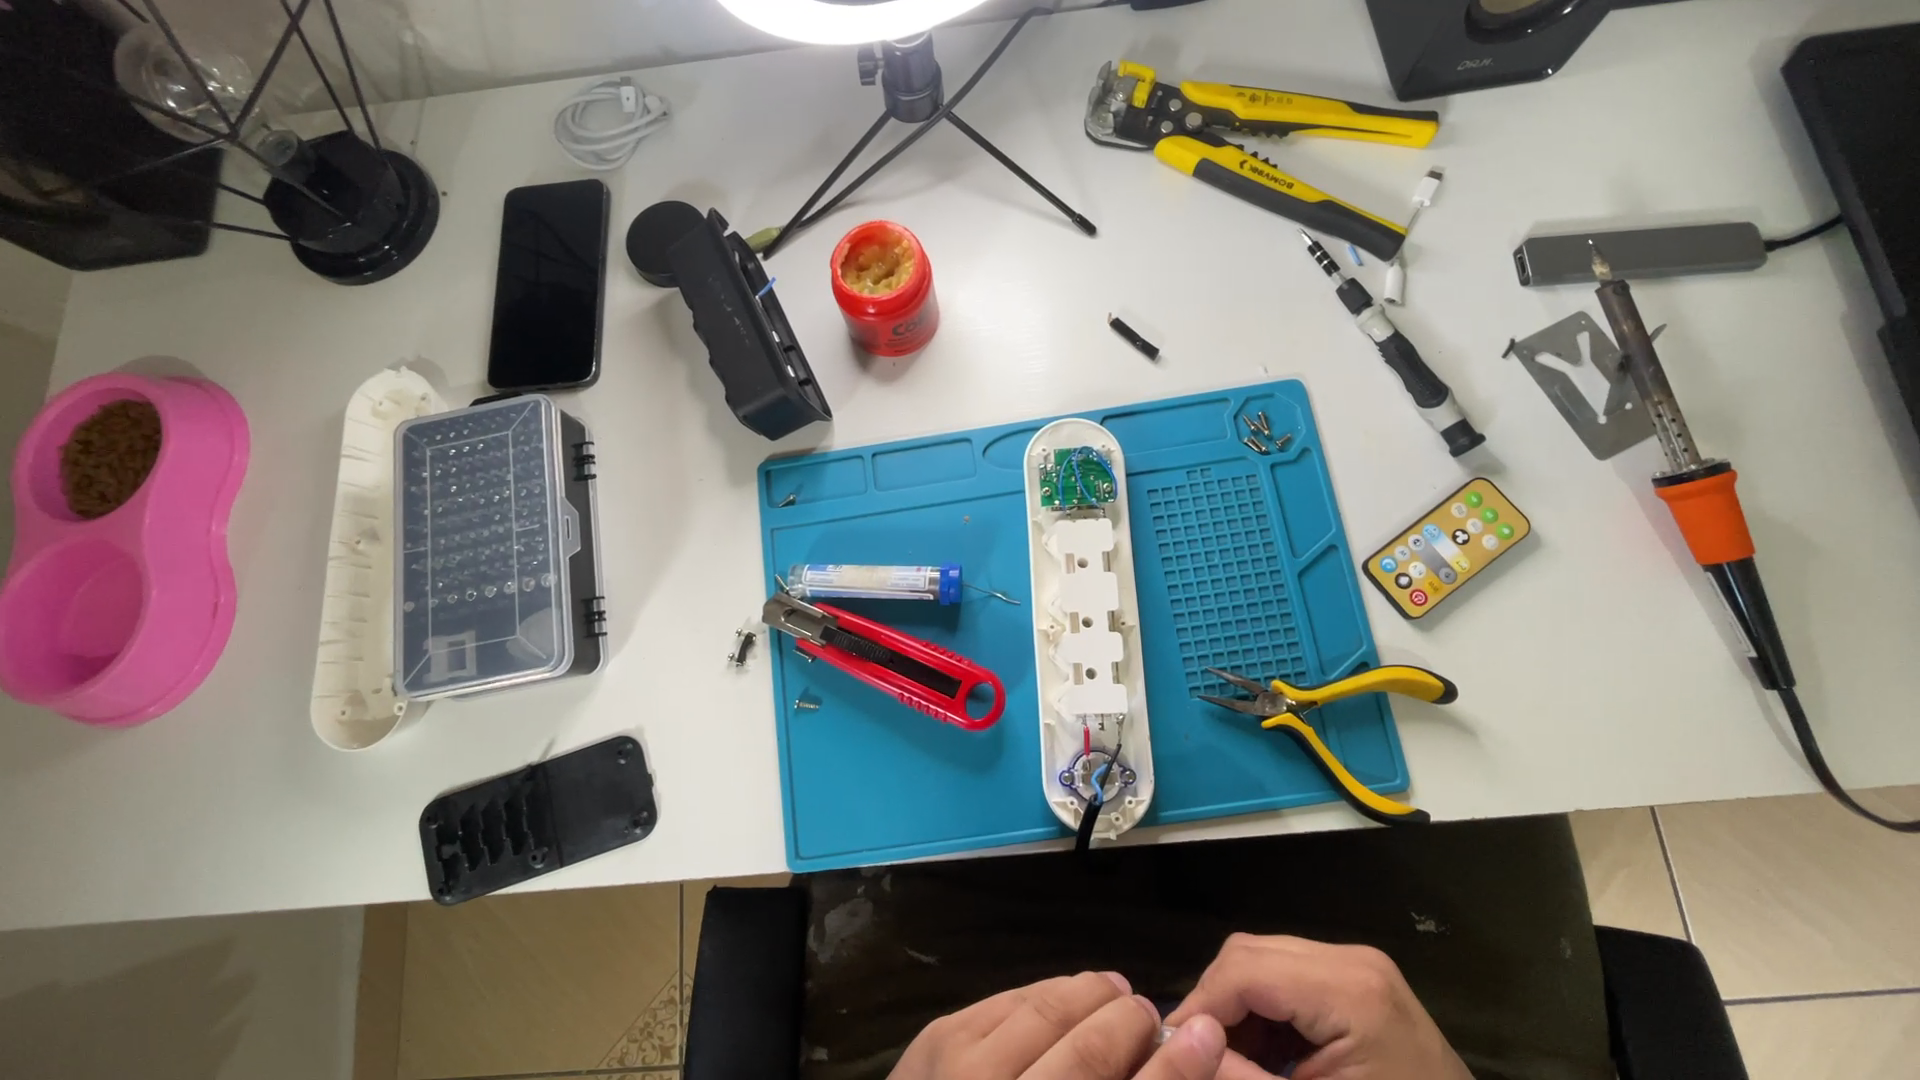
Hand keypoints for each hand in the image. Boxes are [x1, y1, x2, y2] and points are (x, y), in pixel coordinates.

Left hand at [889, 970, 1230, 1079]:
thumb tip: (1160, 1061)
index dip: (1174, 1068)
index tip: (1205, 1036)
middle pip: (1087, 1051)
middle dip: (1129, 1022)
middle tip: (1148, 1011)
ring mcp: (963, 1068)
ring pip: (1046, 1009)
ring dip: (1087, 994)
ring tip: (1113, 989)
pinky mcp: (936, 1038)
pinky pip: (1006, 998)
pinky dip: (1042, 991)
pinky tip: (1061, 991)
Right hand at [1166, 935, 1471, 1079]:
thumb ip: (1241, 1078)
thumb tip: (1180, 1049)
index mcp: (1349, 990)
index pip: (1244, 970)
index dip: (1198, 1005)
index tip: (1169, 1046)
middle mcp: (1353, 959)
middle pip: (1249, 953)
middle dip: (1214, 1001)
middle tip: (1200, 1053)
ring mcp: (1360, 964)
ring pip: (1263, 958)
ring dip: (1237, 1004)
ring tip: (1232, 1058)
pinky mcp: (1361, 978)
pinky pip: (1290, 974)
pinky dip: (1265, 1008)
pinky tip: (1266, 1052)